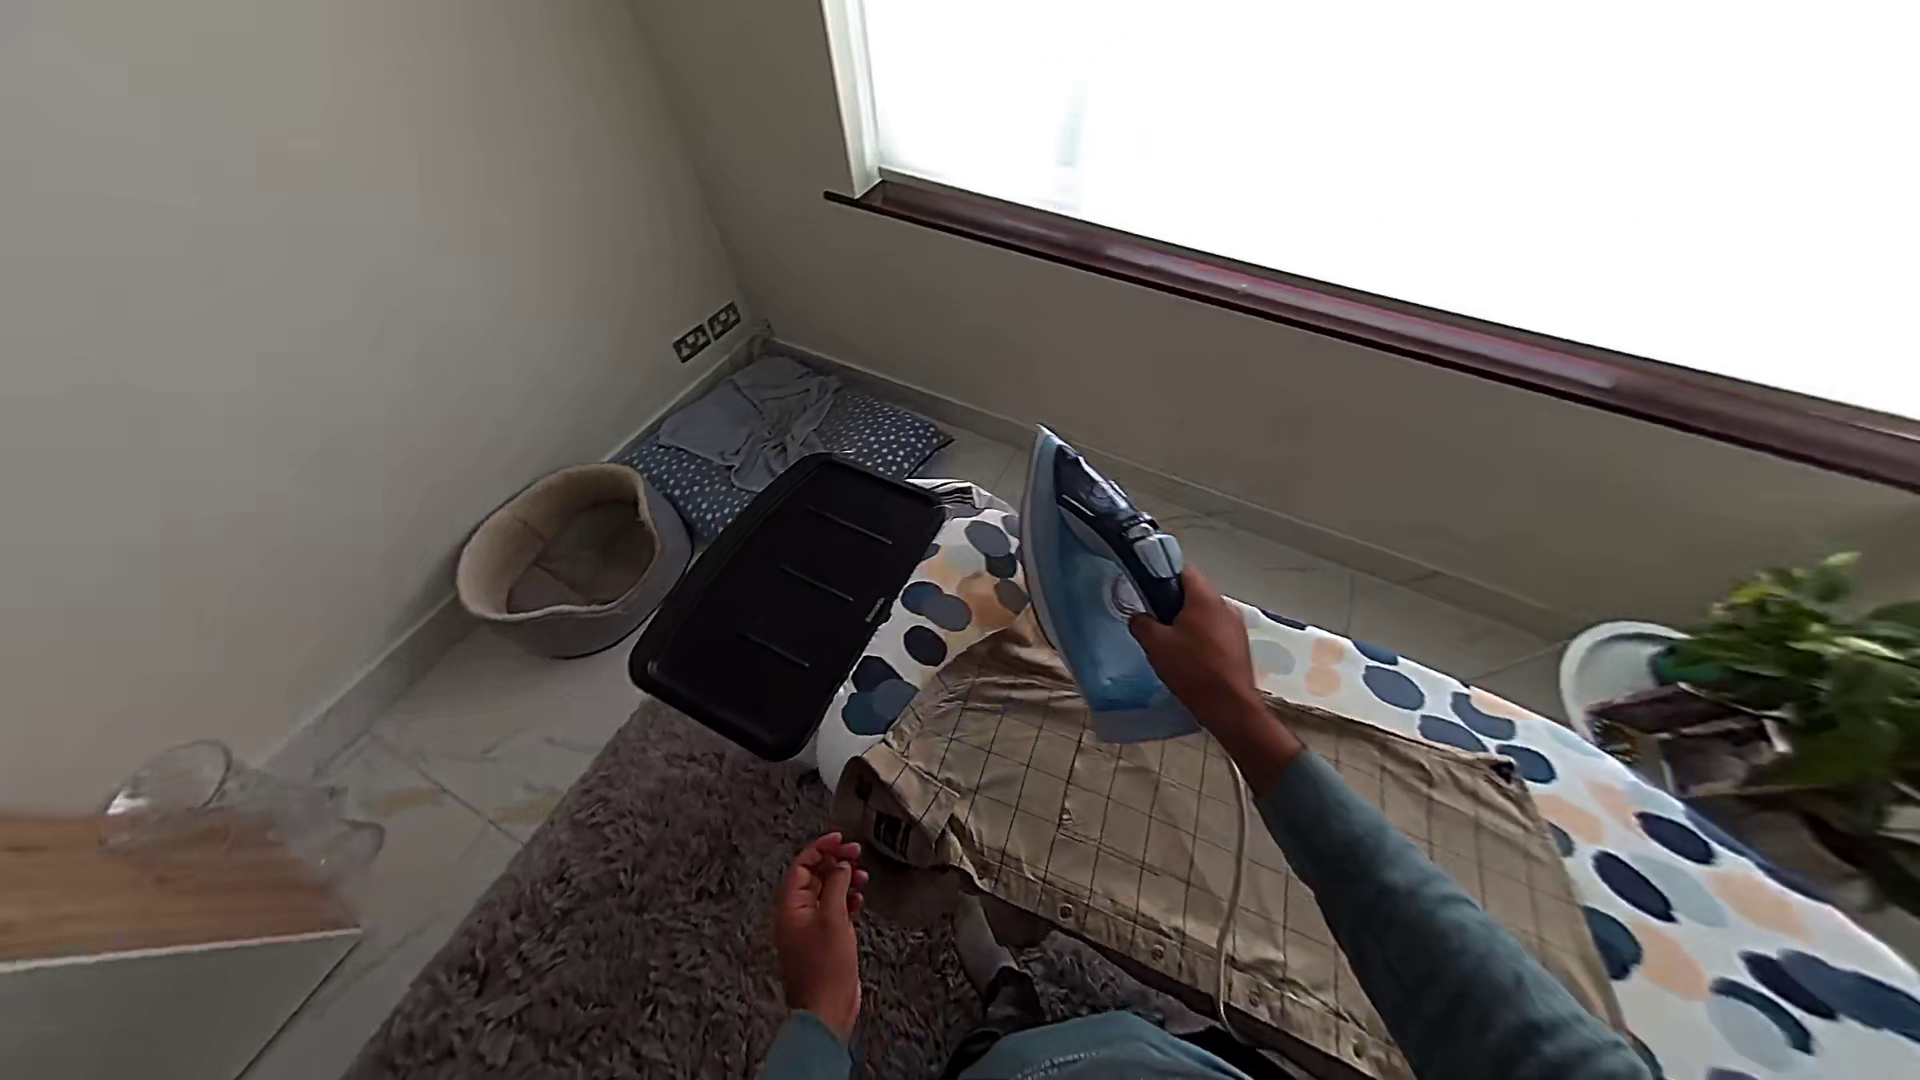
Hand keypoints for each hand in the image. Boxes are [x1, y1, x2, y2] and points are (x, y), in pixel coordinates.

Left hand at [773, 833, 867, 1040]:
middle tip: (855, 853)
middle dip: (835, 861)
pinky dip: (847, 898)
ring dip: (844, 879)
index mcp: (790, 906)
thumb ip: (836, 884)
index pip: (802, 865)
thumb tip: (840, 865)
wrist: (827, 1010)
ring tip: (862, 876)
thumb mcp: (832, 916)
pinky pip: (834, 907)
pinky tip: (859, 898)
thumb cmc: (825, 967)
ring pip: (826, 890)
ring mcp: (811, 926)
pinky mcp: (825, 938)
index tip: (839, 838)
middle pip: (814, 875)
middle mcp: (797, 914)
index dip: (820, 847)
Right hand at [1128, 566, 1263, 723]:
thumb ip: (1141, 623)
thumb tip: (1139, 617)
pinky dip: (1202, 636)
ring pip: (1206, 613)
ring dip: (1189, 620)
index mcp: (1204, 598)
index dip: (1163, 574)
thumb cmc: (1191, 668)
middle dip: (1175, 601)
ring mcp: (1236, 625)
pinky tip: (1190, 655)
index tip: (1149, 588)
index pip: (1184, 570)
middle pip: (1195, 592)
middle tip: (1155, 618)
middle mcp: (1225, 605)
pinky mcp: (1240, 645)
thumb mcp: (1155, 644)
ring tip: (1171, 640)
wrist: (1228, 705)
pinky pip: (1216, 630)